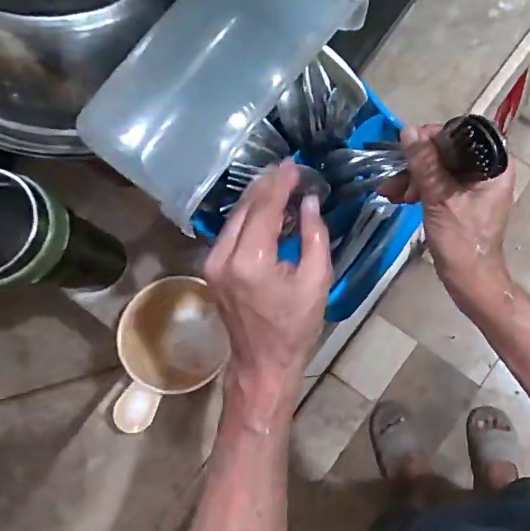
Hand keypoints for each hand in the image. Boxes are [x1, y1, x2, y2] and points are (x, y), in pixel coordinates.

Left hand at [204, 160, 331, 432]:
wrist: (262, 365)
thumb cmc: (295, 328)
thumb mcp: (317, 281)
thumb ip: (315, 236)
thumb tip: (309, 203)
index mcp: (250, 260)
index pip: (264, 207)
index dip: (280, 183)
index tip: (295, 165)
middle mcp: (223, 256)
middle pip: (244, 208)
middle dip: (266, 185)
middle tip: (288, 169)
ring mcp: (212, 263)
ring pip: (233, 217)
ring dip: (255, 198)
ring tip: (278, 182)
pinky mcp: (212, 270)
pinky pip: (229, 232)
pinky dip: (247, 216)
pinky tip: (264, 208)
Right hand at [398, 123, 515, 308]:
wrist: (470, 281)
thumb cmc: (462, 241)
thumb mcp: (439, 198)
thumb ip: (424, 164)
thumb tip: (408, 131)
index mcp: (495, 166)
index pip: (463, 134)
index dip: (433, 137)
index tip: (408, 148)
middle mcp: (489, 171)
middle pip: (448, 152)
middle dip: (418, 162)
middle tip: (396, 175)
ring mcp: (475, 187)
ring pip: (440, 168)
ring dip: (414, 176)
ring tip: (391, 191)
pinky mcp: (463, 201)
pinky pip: (439, 184)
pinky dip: (420, 188)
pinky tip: (399, 197)